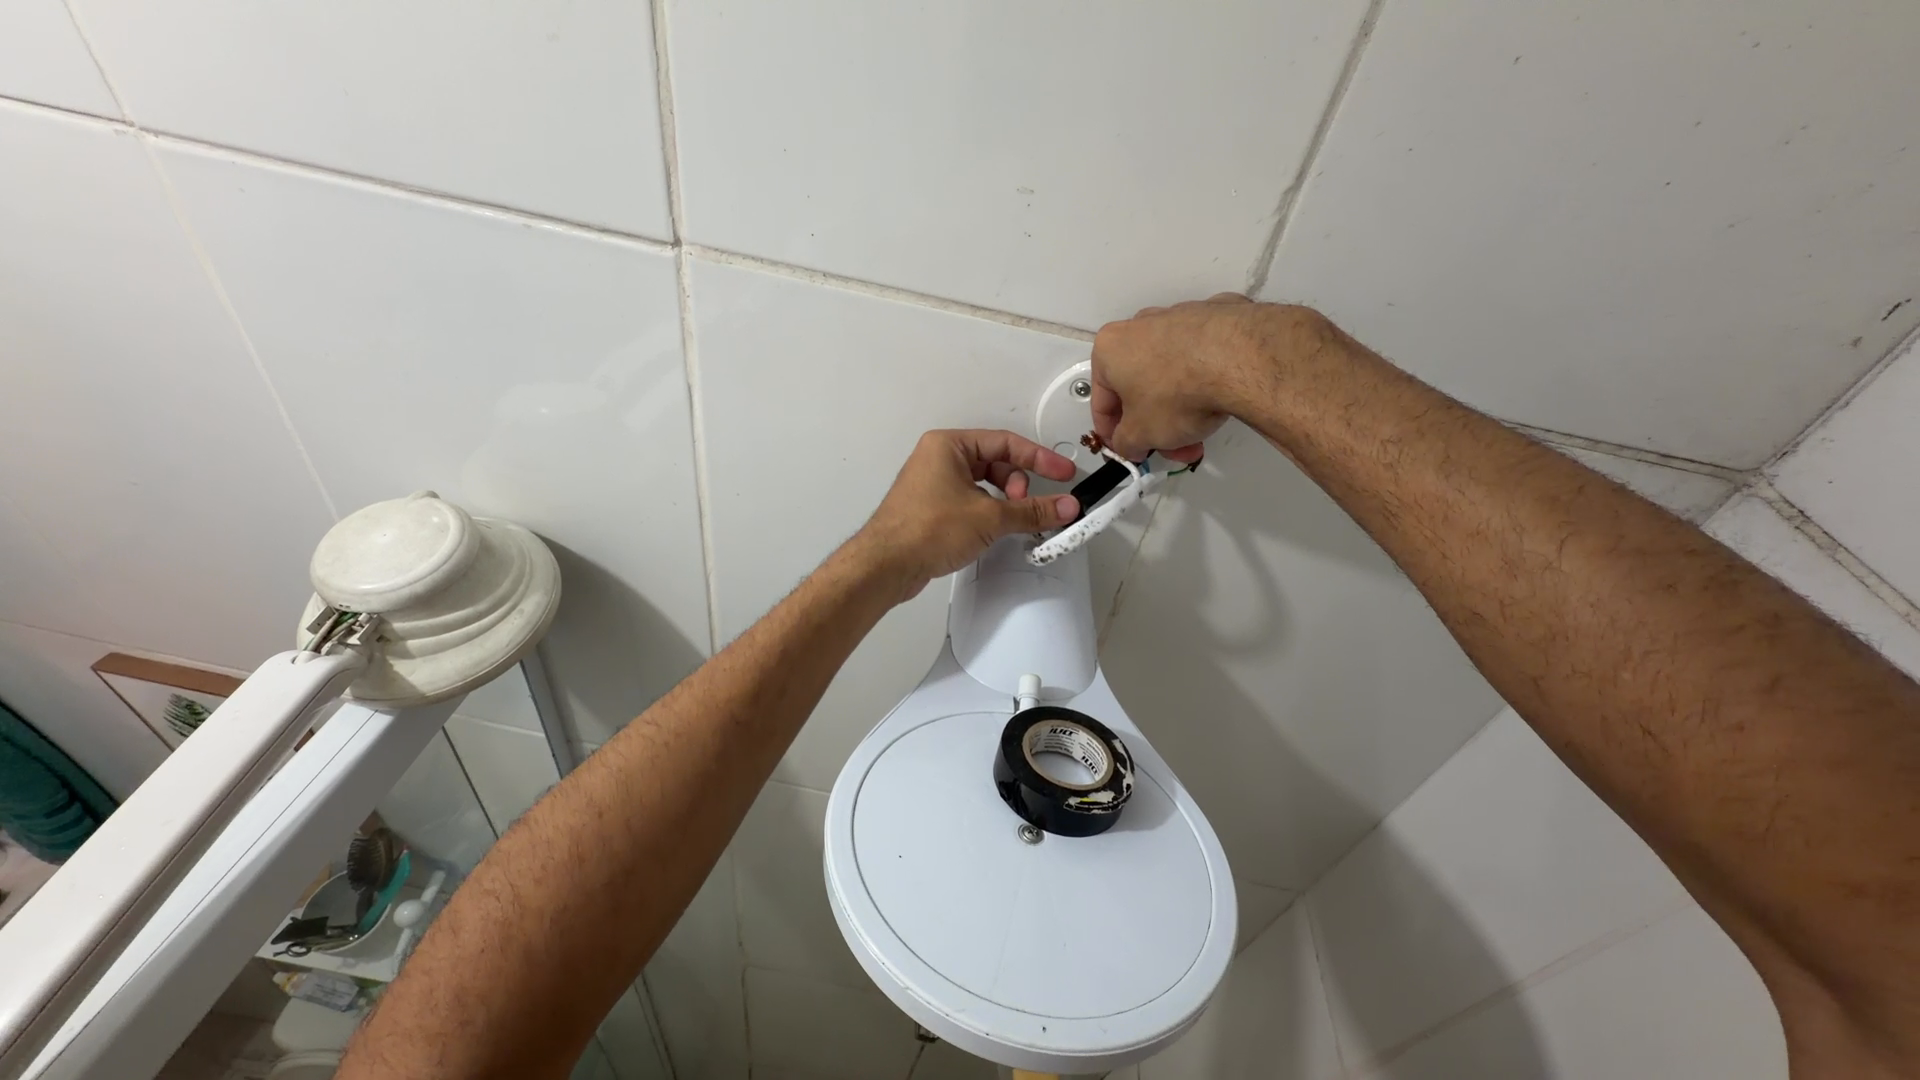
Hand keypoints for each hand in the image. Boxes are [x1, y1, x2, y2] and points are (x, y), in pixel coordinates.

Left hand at [851, 430, 1079, 600]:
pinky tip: (997, 529)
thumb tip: (1062, 506)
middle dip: (1018, 485)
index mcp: (949, 445)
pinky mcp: (934, 509)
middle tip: (1028, 505)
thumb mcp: (989, 517)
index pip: (1006, 443)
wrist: (886, 565)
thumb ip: (1032, 510)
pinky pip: (973, 501)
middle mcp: (939, 460)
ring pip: (984, 484)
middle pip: (996, 463)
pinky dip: (990, 512)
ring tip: (1014, 520)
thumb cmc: (921, 530)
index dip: (1039, 458)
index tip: (1063, 472)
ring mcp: (935, 485)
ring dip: (1005, 501)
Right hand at [1091, 293, 1324, 461]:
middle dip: (1153, 422)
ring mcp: (1181, 315)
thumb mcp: (1141, 435)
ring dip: (1178, 405)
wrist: (1239, 360)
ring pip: (1171, 370)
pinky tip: (1218, 398)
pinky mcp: (1218, 315)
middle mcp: (1142, 324)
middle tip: (1171, 447)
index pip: (1102, 399)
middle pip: (1140, 384)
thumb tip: (1131, 443)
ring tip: (1200, 432)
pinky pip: (1204, 354)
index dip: (1112, 432)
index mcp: (1110, 347)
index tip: (1128, 449)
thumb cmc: (1177, 393)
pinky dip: (1205, 377)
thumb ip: (1126, 443)